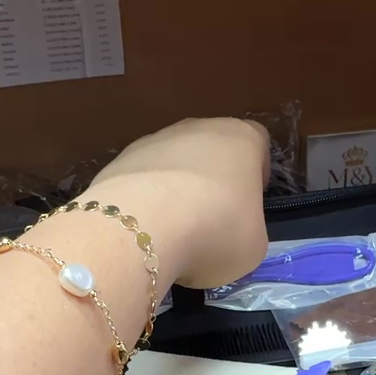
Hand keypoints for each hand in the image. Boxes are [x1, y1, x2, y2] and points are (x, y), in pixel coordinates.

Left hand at [85, 118, 271, 288]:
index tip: (250, 202)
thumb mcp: (253, 246)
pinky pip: (140, 182)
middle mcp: (197, 128)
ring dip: (175, 192)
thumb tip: (229, 234)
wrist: (146, 226)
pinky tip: (145, 233)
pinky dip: (144, 204)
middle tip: (211, 224)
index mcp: (241, 139)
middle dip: (212, 183)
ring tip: (173, 234)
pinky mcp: (118, 162)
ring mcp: (153, 141)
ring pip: (172, 164)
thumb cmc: (217, 231)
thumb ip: (249, 229)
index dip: (256, 173)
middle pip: (211, 151)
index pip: (257, 143)